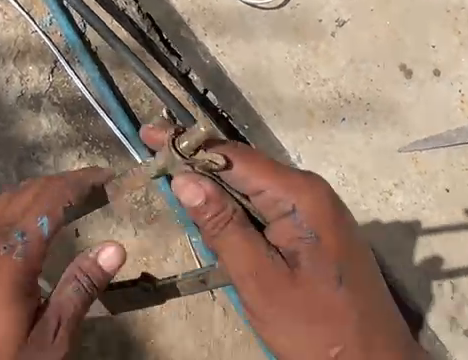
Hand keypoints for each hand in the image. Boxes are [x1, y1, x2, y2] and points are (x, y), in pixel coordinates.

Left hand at [0, 167, 127, 359]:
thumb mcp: (50, 341)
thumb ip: (80, 290)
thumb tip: (115, 247)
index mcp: (11, 253)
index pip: (50, 199)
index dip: (79, 182)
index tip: (106, 175)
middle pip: (27, 192)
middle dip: (61, 182)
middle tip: (94, 186)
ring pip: (5, 200)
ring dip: (37, 191)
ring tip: (67, 198)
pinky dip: (15, 206)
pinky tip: (25, 223)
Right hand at [143, 127, 422, 359]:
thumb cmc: (318, 332)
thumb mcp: (261, 283)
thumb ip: (222, 227)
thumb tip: (183, 178)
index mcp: (299, 195)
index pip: (233, 156)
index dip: (188, 145)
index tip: (149, 136)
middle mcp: (311, 190)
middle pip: (243, 166)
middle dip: (198, 163)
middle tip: (156, 159)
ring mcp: (318, 209)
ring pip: (254, 186)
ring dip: (216, 185)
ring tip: (175, 181)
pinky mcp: (318, 230)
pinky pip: (269, 205)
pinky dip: (238, 206)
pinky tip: (215, 212)